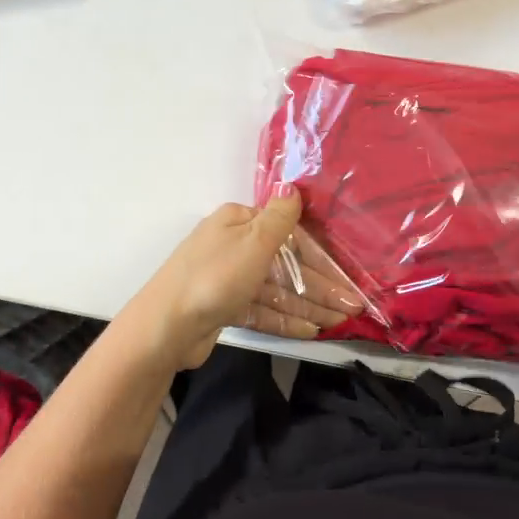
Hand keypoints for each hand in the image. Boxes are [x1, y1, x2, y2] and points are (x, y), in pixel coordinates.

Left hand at [120, 193, 364, 370]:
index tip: (348, 278)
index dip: (321, 257)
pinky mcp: (223, 308)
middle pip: (285, 264)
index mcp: (238, 222)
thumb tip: (293, 187)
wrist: (165, 327)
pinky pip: (261, 310)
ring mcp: (227, 279)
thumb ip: (279, 218)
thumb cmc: (214, 278)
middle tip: (352, 307)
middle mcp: (232, 246)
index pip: (289, 235)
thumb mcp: (253, 242)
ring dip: (308, 304)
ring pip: (276, 289)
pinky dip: (285, 319)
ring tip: (340, 322)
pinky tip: (311, 331)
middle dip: (320, 286)